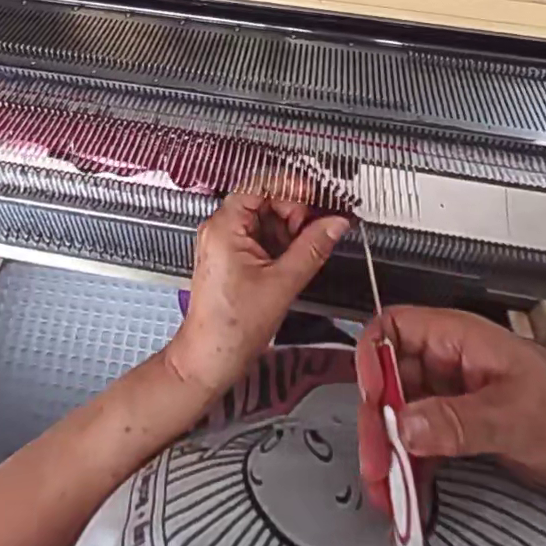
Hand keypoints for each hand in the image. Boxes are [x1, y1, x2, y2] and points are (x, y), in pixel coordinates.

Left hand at [162, 191, 350, 396]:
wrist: (209, 360)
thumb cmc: (231, 328)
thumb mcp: (282, 283)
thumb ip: (312, 248)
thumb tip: (335, 223)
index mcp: (224, 227)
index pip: (259, 185)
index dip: (290, 187)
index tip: (315, 197)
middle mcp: (220, 228)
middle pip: (264, 199)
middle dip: (293, 212)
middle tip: (314, 231)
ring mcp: (224, 242)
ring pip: (265, 218)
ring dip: (289, 229)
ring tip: (303, 252)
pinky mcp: (231, 256)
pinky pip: (261, 236)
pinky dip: (280, 243)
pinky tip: (293, 261)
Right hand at [355, 306, 545, 507]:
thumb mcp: (512, 412)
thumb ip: (457, 419)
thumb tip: (405, 424)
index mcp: (457, 336)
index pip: (394, 327)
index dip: (373, 355)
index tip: (370, 396)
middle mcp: (446, 359)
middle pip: (390, 377)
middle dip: (378, 420)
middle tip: (377, 462)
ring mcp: (449, 393)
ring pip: (400, 413)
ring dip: (389, 450)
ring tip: (388, 491)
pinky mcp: (455, 424)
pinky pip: (418, 440)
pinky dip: (409, 466)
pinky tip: (408, 493)